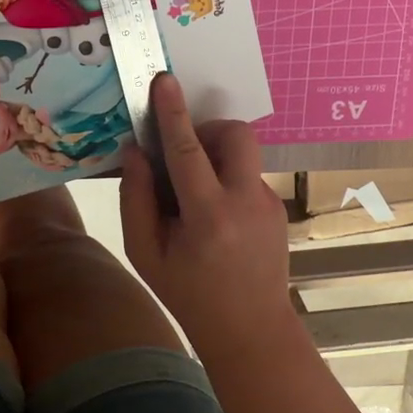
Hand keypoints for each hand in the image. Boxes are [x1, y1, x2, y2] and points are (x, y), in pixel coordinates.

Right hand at [119, 74, 292, 350]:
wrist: (252, 333)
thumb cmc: (188, 295)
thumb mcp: (145, 253)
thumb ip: (135, 198)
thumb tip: (136, 151)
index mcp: (209, 217)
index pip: (188, 150)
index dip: (172, 112)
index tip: (164, 80)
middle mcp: (245, 203)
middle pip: (235, 134)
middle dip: (207, 128)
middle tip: (184, 153)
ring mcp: (268, 204)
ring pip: (242, 153)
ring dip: (214, 156)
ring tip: (194, 194)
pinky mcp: (276, 208)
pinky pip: (245, 173)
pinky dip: (224, 179)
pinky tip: (213, 216)